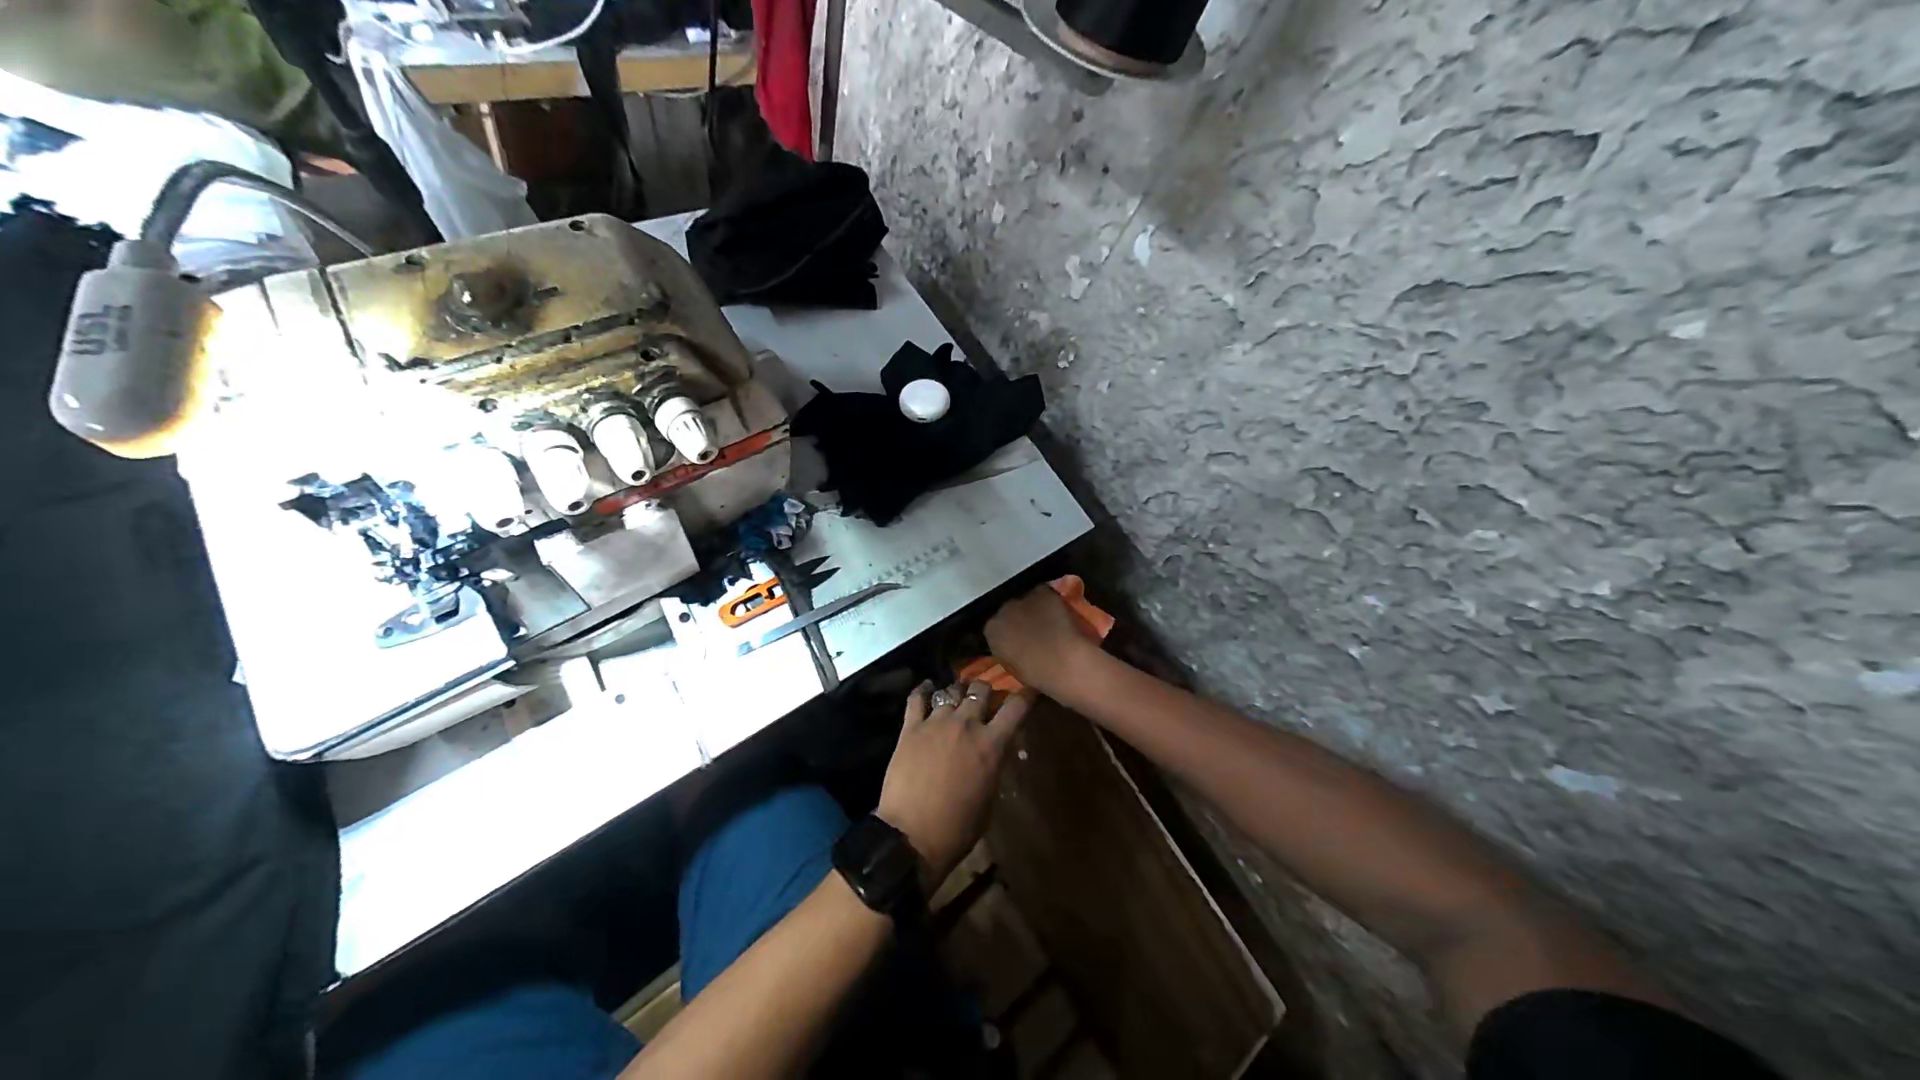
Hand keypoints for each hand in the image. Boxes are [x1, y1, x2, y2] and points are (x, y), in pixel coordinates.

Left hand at [876, 680, 1032, 889]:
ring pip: (951, 690)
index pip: (1017, 706)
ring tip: (955, 698)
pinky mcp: (910, 727)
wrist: (912, 835)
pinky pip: (917, 697)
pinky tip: (926, 689)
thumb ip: (993, 763)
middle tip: (983, 698)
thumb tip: (993, 750)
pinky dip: (923, 690)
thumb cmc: (958, 826)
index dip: (1025, 694)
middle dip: (985, 690)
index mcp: (992, 744)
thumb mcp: (989, 795)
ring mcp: (936, 722)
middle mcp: (966, 724)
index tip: (1029, 689)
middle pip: (980, 689)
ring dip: (956, 693)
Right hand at [985, 586, 1100, 696]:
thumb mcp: (1011, 666)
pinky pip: (1042, 592)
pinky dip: (1047, 599)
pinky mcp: (1042, 591)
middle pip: (1007, 609)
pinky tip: (1056, 610)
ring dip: (1031, 607)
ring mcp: (1022, 598)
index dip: (1006, 631)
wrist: (1063, 661)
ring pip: (1024, 598)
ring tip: (1044, 618)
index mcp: (991, 630)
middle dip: (1016, 616)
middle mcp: (1002, 609)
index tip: (1015, 638)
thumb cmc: (1037, 673)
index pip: (994, 625)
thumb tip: (1010, 644)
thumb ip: (1005, 649)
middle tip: (1031, 628)